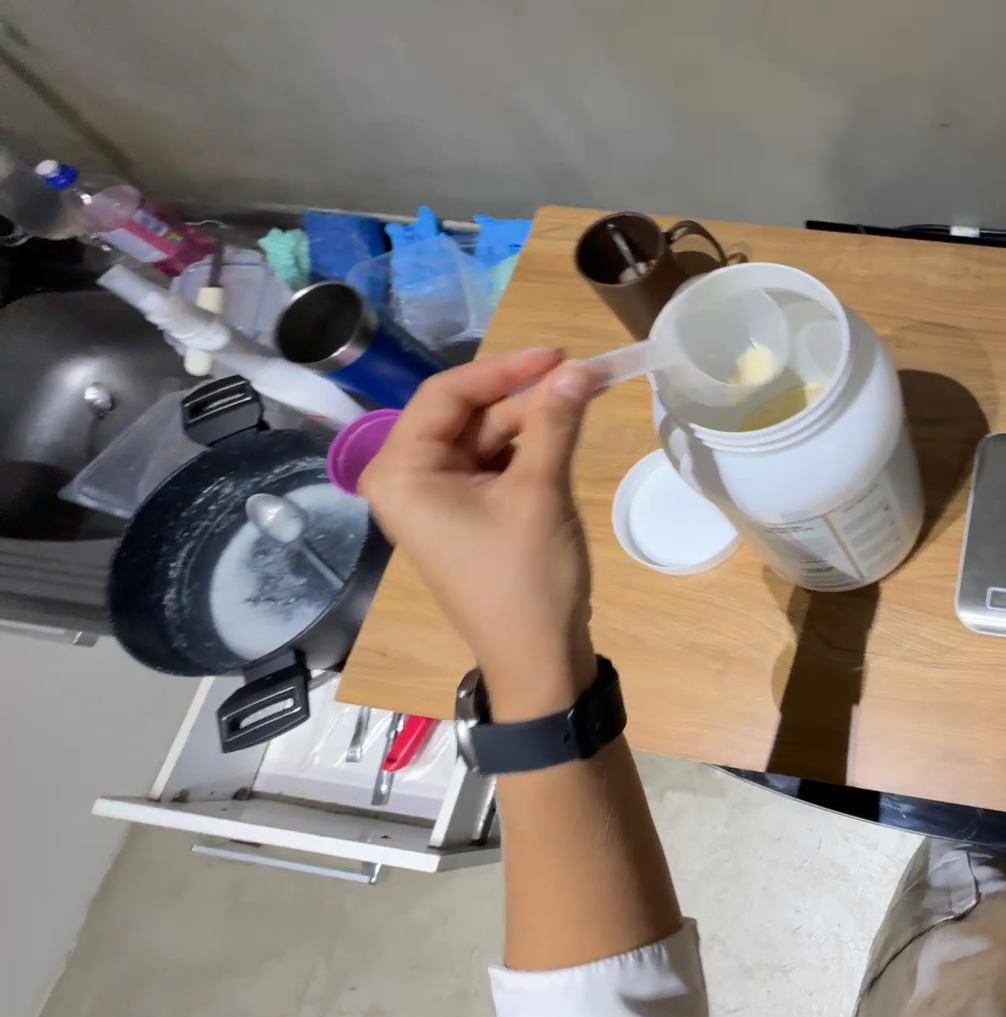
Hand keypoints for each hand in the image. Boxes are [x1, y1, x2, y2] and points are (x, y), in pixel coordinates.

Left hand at [359, 347, 599, 720]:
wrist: (536, 654)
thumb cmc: (526, 575)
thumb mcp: (539, 493)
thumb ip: (555, 425)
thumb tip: (580, 370)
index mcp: (402, 471)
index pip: (447, 395)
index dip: (506, 369)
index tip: (561, 355)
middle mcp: (411, 479)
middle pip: (469, 415)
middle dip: (526, 397)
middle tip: (586, 380)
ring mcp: (443, 499)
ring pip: (489, 439)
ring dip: (535, 421)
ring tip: (585, 403)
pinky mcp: (473, 515)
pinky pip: (499, 466)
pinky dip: (533, 450)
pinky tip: (567, 438)